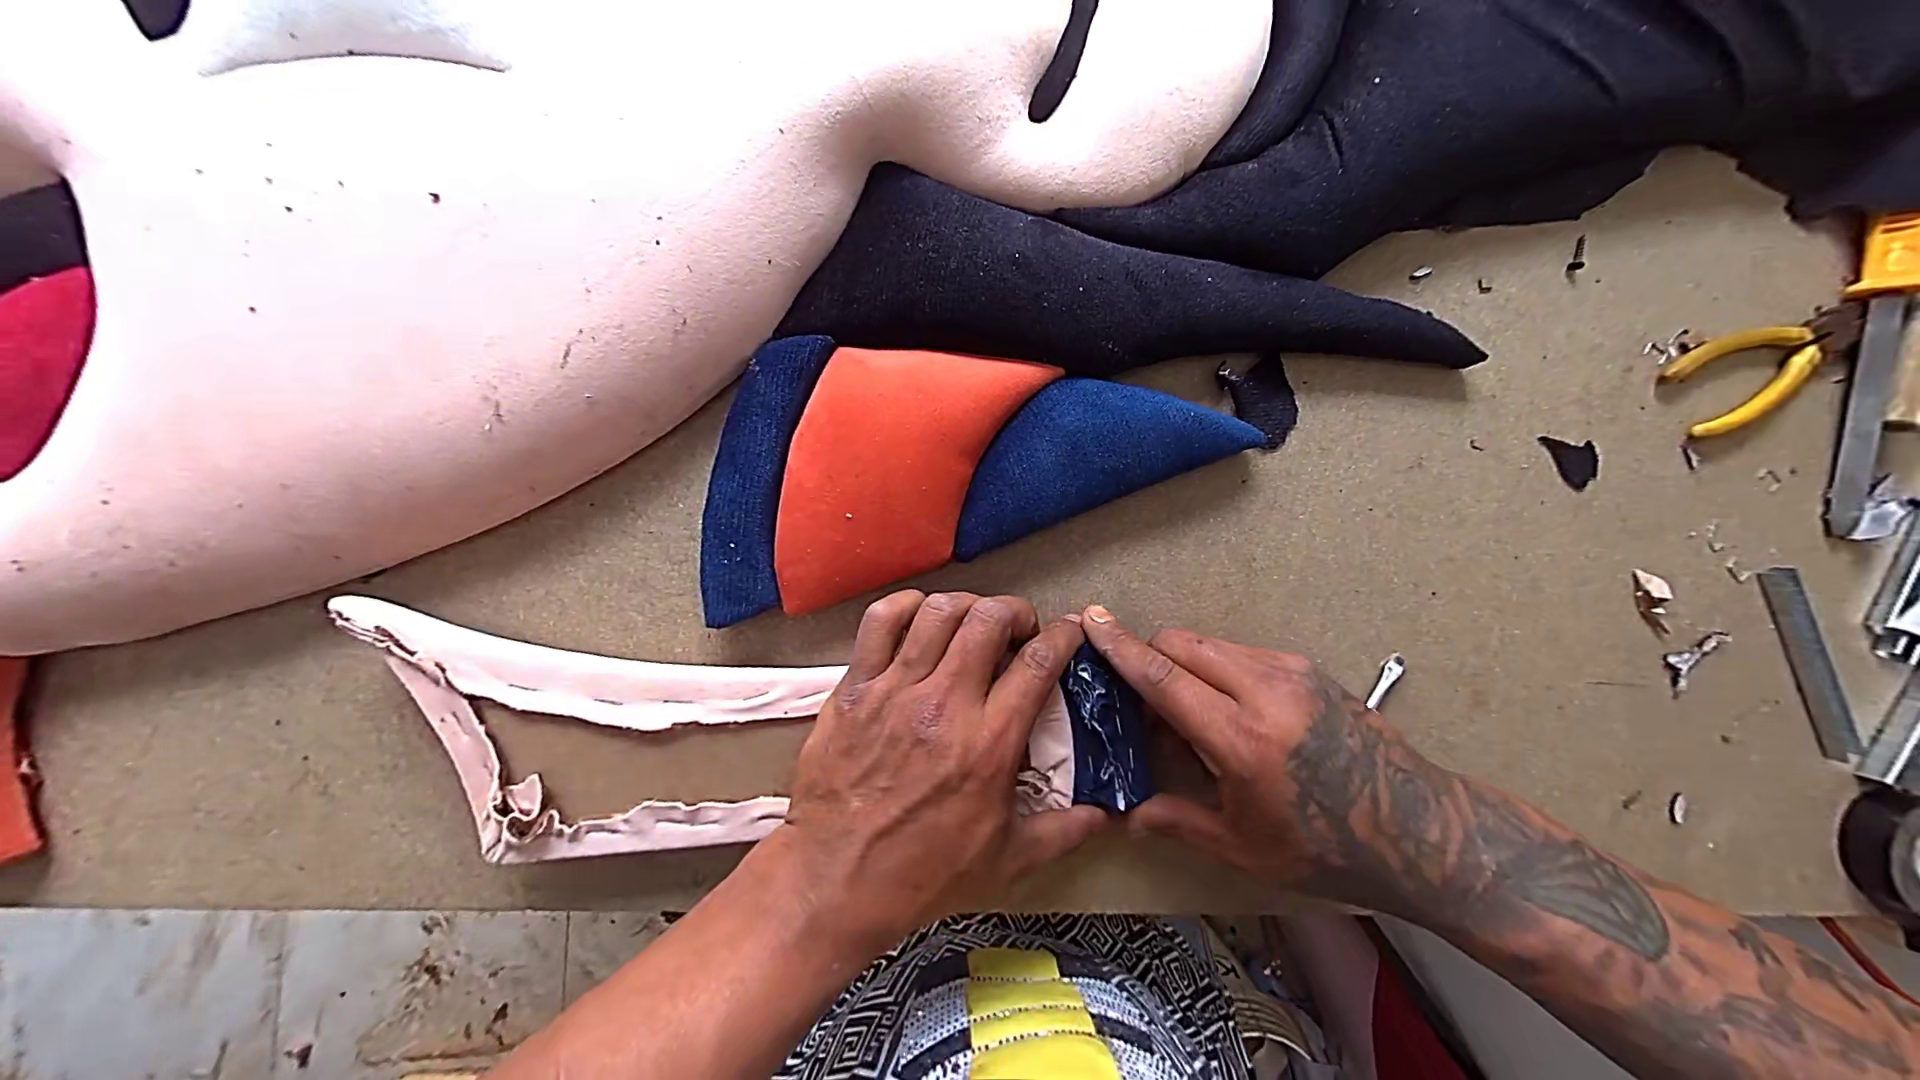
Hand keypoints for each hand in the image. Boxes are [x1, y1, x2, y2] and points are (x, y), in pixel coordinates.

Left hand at [778, 590, 1107, 949]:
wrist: (835, 879)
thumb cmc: (922, 872)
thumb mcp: (1006, 860)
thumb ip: (1063, 831)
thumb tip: (1106, 816)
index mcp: (990, 742)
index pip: (1039, 662)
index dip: (1063, 636)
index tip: (1069, 632)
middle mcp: (946, 703)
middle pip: (990, 620)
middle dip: (1016, 612)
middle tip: (1018, 630)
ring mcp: (896, 690)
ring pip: (938, 612)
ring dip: (967, 606)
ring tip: (973, 623)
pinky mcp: (855, 688)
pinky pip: (879, 623)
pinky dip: (905, 606)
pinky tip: (919, 616)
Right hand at [1081, 605, 1477, 918]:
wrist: (1425, 832)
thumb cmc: (1328, 848)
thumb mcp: (1243, 847)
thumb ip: (1175, 820)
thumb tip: (1126, 815)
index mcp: (1242, 738)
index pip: (1162, 676)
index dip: (1119, 647)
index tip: (1092, 621)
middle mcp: (1264, 690)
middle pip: (1180, 643)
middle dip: (1148, 658)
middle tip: (1145, 706)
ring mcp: (1290, 672)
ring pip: (1208, 644)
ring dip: (1183, 666)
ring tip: (1193, 717)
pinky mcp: (1306, 668)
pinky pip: (1238, 653)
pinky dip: (1215, 670)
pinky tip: (1230, 713)